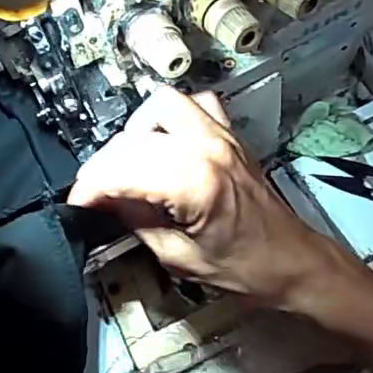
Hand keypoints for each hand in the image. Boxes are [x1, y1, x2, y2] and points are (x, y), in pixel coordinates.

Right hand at [68, 85, 372, 325]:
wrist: (294, 262)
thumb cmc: (247, 268)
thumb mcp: (178, 257)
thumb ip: (135, 220)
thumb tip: (103, 200)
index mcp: (196, 182)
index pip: (121, 170)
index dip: (89, 187)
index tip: (78, 203)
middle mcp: (207, 147)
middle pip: (131, 138)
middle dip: (104, 165)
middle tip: (97, 193)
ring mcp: (219, 134)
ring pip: (158, 106)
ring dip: (135, 132)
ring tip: (130, 164)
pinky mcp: (228, 133)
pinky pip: (192, 104)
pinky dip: (170, 118)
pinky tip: (165, 143)